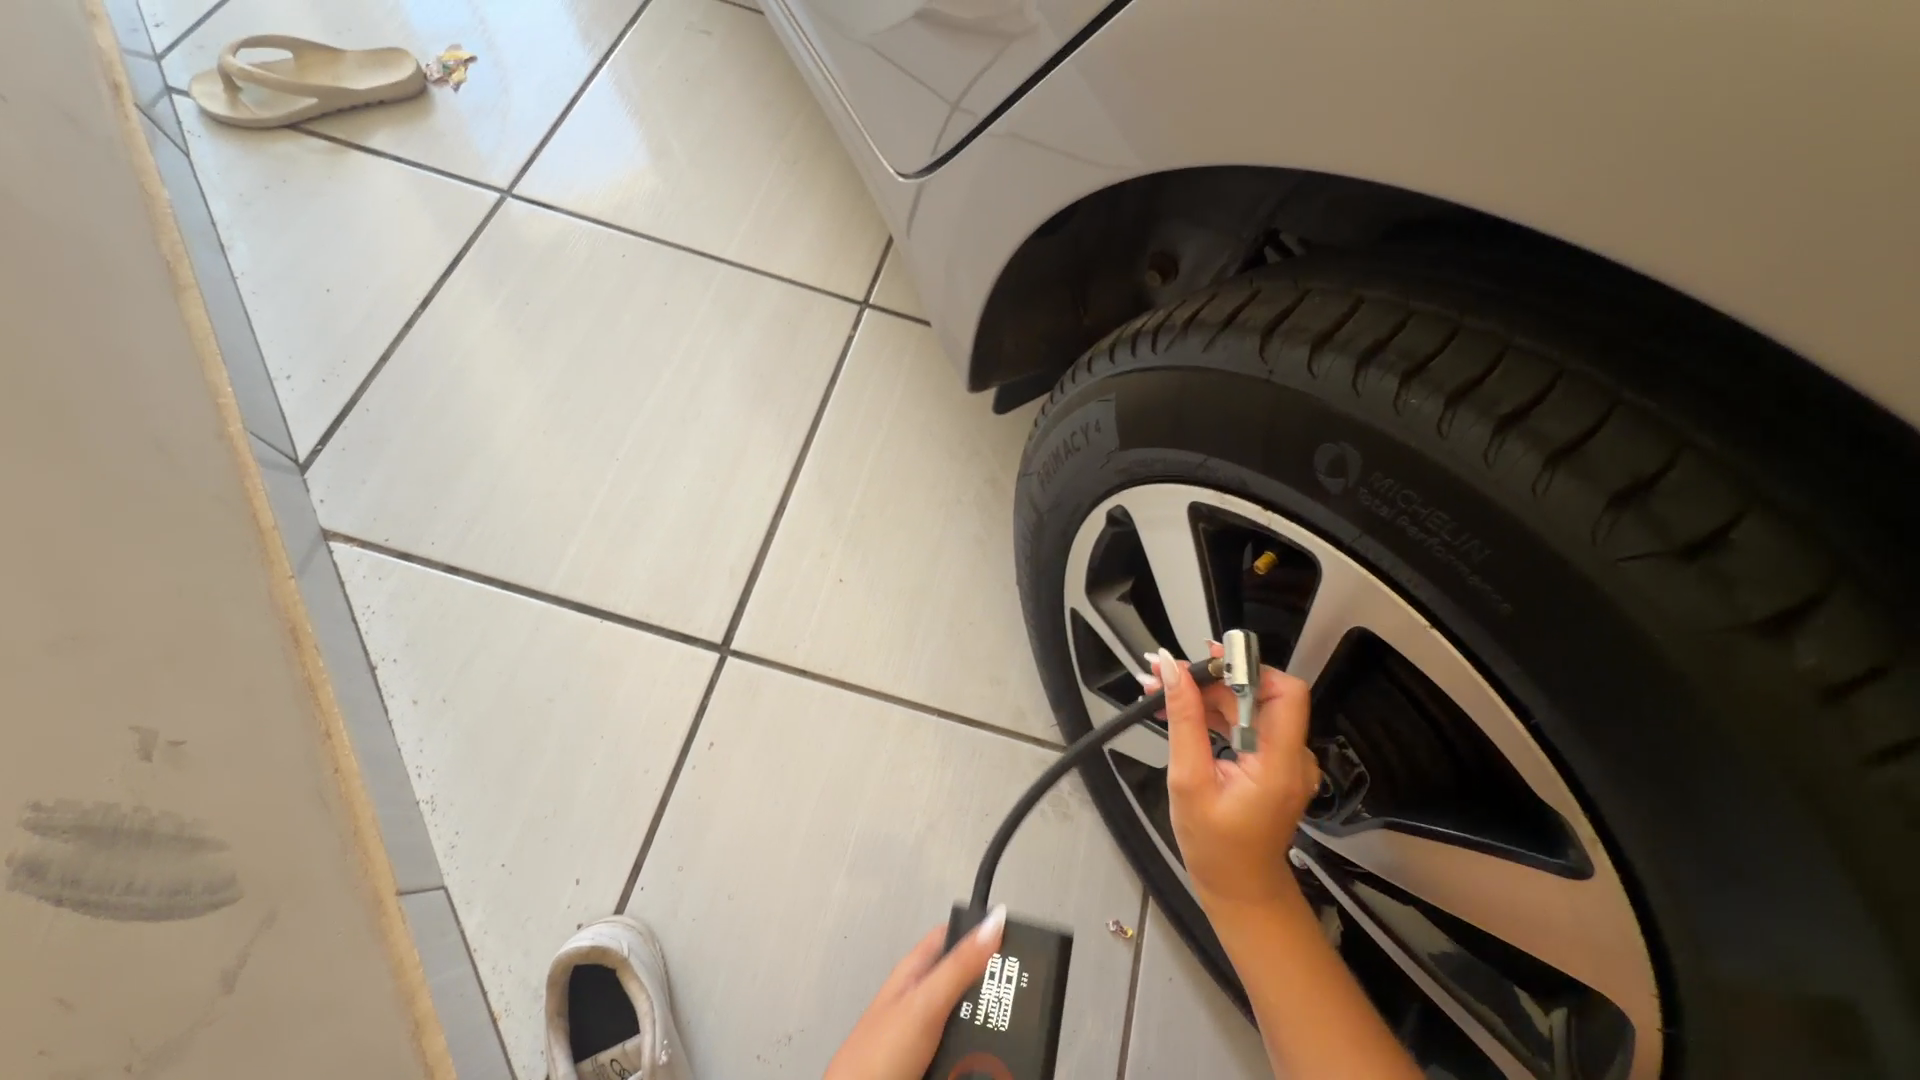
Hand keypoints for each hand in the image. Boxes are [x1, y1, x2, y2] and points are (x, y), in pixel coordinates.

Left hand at [824, 906, 1005, 1079]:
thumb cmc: (873, 1058)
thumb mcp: (925, 1003)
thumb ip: (959, 965)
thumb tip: (992, 924)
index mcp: (916, 972)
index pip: (953, 935)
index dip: (981, 933)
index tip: (1012, 940)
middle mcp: (922, 998)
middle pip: (968, 980)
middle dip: (990, 989)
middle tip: (1017, 997)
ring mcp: (928, 1031)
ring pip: (970, 1020)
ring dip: (986, 1026)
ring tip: (1007, 1032)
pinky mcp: (933, 1060)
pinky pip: (966, 1049)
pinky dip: (978, 1053)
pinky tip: (987, 1058)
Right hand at [1146, 646, 1319, 910]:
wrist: (1239, 887)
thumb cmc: (1214, 847)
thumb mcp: (1188, 782)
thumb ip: (1185, 722)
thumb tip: (1174, 671)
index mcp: (1279, 764)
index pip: (1284, 692)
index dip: (1248, 667)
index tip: (1206, 658)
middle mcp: (1292, 756)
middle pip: (1259, 693)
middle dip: (1210, 678)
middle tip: (1163, 672)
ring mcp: (1284, 759)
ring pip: (1248, 705)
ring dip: (1205, 693)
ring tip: (1159, 686)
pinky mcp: (1272, 762)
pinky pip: (1246, 724)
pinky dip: (1213, 713)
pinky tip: (1179, 709)